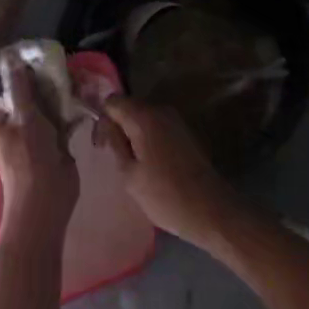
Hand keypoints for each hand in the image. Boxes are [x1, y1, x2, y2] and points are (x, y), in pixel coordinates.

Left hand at [0, 61, 78, 233]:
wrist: (46, 199)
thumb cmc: (29, 157)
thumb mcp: (25, 118)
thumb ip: (21, 89)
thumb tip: (13, 61)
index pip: (9, 87)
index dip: (25, 72)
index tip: (45, 57)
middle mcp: (15, 124)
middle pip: (32, 95)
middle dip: (49, 82)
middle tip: (67, 66)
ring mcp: (36, 134)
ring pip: (50, 105)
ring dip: (63, 94)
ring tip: (80, 77)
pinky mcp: (55, 142)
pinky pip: (63, 118)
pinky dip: (72, 109)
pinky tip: (86, 96)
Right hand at [97, 96, 239, 245]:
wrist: (207, 207)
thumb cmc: (163, 194)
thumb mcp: (129, 174)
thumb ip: (115, 142)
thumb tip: (106, 122)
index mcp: (145, 117)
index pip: (114, 100)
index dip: (103, 118)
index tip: (101, 143)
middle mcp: (161, 110)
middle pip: (130, 106)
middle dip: (117, 125)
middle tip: (111, 155)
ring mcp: (175, 119)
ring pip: (143, 117)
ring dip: (132, 133)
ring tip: (129, 163)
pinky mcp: (183, 131)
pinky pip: (157, 126)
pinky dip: (147, 137)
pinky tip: (146, 162)